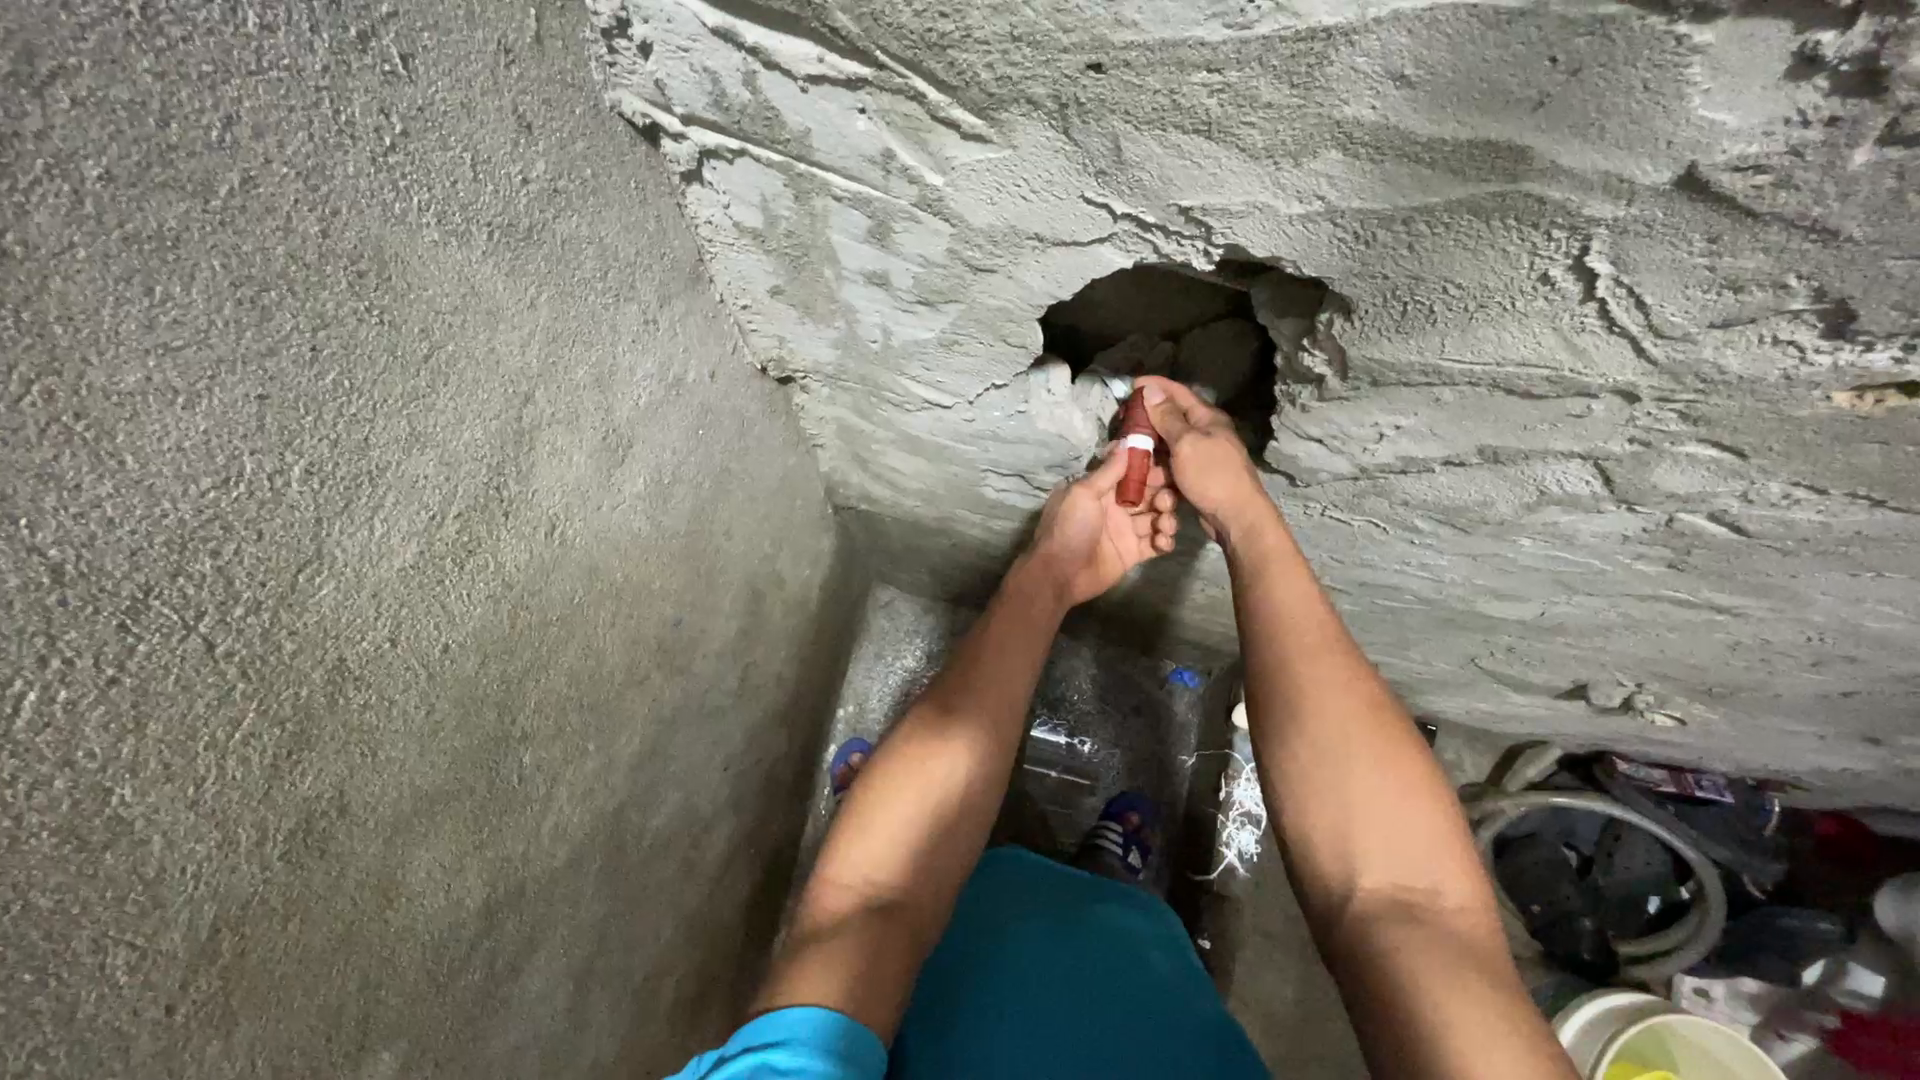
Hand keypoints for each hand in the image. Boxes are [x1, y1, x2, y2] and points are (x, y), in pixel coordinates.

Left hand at [1019, 443, 1178, 607]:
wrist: (1059, 573)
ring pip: (1157, 518)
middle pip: (1150, 495)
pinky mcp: (1133, 554)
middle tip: (1164, 501)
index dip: (1151, 470)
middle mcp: (1117, 508)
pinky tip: (1161, 541)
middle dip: (1164, 495)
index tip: (1166, 468)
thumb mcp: (1083, 492)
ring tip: (1163, 524)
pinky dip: (1165, 541)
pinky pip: (1156, 544)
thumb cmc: (1068, 528)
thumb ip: (1107, 470)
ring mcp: (1126, 531)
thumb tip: (1126, 442)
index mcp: (1103, 490)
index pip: (1133, 473)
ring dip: (1167, 518)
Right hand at [1133, 376, 1276, 544]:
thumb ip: (1167, 418)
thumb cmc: (1212, 475)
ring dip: (1148, 447)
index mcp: (1207, 418)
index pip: (1178, 393)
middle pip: (1170, 419)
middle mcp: (1205, 432)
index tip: (1131, 385)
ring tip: (1126, 450)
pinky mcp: (1195, 476)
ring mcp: (1200, 455)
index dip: (1155, 386)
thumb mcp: (1186, 443)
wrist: (1236, 517)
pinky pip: (1170, 465)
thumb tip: (1151, 389)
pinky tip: (1140, 471)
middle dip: (1146, 420)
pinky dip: (1156, 467)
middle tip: (1121, 423)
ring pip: (1167, 445)